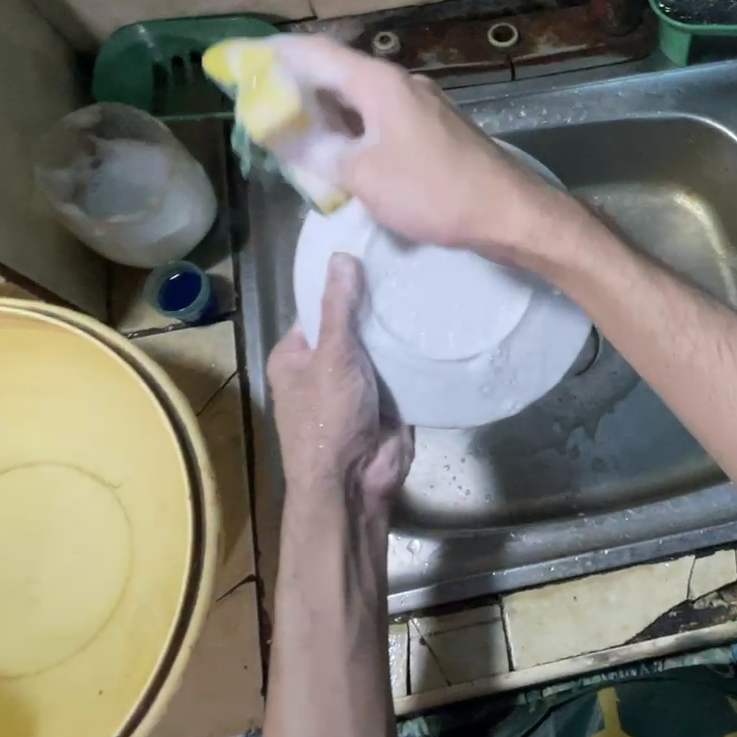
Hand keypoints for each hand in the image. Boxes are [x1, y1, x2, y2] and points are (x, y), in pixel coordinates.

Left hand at [267, 253, 412, 511]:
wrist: (356, 481)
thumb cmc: (328, 417)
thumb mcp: (331, 356)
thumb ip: (339, 308)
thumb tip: (341, 256)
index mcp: (295, 356)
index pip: (319, 308)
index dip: (343, 284)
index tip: (374, 256)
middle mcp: (324, 368)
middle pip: (354, 326)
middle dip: (378, 306)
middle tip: (411, 268)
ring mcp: (358, 385)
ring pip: (382, 348)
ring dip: (401, 331)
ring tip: (431, 288)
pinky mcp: (389, 400)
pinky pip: (404, 370)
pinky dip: (417, 356)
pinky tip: (440, 326)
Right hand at [271, 34, 564, 254]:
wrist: (508, 213)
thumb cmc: (434, 191)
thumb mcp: (364, 175)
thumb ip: (319, 151)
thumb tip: (283, 134)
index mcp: (379, 83)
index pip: (313, 53)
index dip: (271, 54)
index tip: (237, 60)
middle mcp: (401, 84)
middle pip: (337, 75)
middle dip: (297, 90)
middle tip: (262, 111)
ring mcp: (422, 108)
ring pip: (361, 102)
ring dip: (327, 117)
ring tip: (295, 139)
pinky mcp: (436, 133)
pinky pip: (383, 123)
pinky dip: (355, 133)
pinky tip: (343, 158)